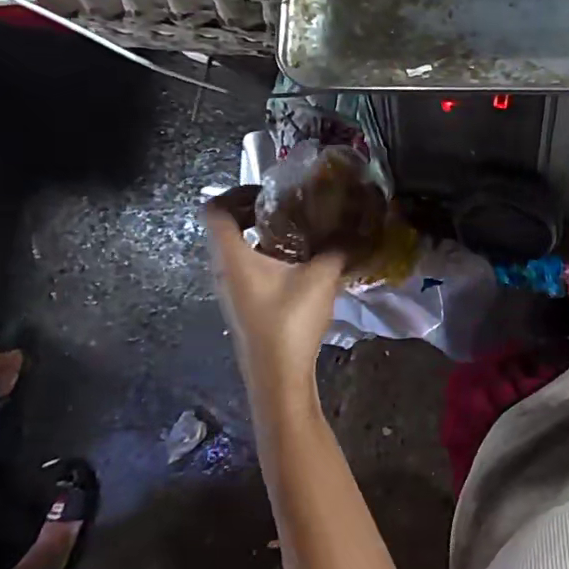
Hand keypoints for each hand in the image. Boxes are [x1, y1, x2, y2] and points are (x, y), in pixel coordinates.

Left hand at [204, 200, 345, 397]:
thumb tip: (355, 228)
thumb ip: (336, 247)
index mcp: (232, 256)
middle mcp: (223, 270)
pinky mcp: (241, 306)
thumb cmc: (290, 322)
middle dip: (252, 211)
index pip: (214, 208)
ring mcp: (230, 291)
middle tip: (287, 206)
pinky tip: (297, 265)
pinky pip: (245, 268)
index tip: (267, 192)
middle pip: (224, 227)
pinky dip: (264, 256)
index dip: (235, 192)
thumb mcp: (320, 277)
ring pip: (235, 249)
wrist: (277, 377)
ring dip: (260, 235)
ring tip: (296, 232)